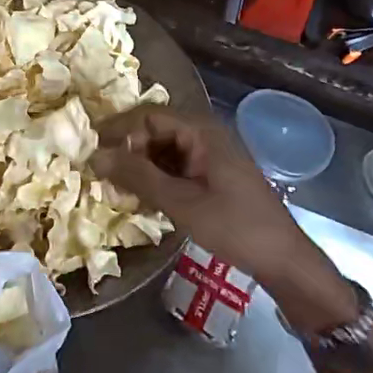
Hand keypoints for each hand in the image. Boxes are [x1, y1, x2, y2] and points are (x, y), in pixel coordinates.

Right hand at [91, 105, 313, 282]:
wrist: (282, 257)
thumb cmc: (234, 225)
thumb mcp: (181, 202)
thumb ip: (138, 176)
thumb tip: (95, 155)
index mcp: (201, 130)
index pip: (148, 115)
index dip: (118, 130)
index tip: (90, 151)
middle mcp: (205, 133)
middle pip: (155, 129)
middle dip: (127, 148)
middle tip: (99, 172)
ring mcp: (209, 153)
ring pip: (163, 149)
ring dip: (139, 164)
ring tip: (115, 186)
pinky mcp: (212, 173)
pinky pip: (175, 165)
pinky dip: (156, 177)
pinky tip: (140, 196)